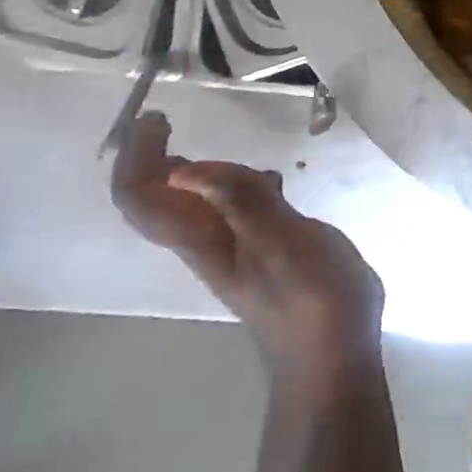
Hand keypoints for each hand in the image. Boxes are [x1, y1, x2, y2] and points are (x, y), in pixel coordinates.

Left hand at [111, 112, 383, 391]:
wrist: (333, 352)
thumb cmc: (312, 297)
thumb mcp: (283, 243)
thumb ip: (243, 204)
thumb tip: (186, 169)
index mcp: (204, 240)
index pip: (142, 198)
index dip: (138, 156)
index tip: (157, 119)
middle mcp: (209, 245)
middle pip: (158, 202)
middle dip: (152, 161)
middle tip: (168, 125)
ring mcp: (238, 253)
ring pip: (195, 208)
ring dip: (192, 174)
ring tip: (214, 148)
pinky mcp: (267, 256)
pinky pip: (234, 214)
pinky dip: (236, 189)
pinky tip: (268, 182)